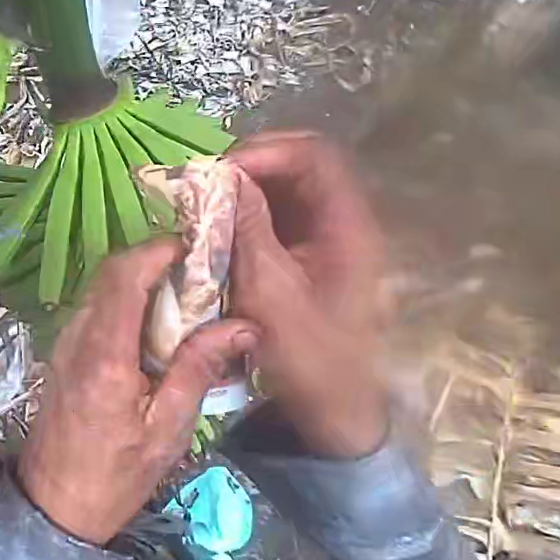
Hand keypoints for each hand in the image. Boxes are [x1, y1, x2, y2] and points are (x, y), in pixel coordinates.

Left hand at [18, 239, 257, 544]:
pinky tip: (152, 318)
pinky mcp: (64, 351)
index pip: (124, 278)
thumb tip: (242, 325)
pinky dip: (124, 296)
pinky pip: (95, 306)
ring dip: (138, 275)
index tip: (192, 248)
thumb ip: (198, 368)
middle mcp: (78, 337)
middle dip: (151, 257)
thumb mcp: (167, 429)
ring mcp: (65, 342)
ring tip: (179, 288)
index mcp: (105, 355)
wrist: (53, 506)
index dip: (156, 251)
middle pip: (110, 272)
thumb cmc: (116, 475)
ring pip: (100, 285)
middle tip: (193, 266)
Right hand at [227, 132, 388, 457]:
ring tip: (210, 203)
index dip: (266, 150)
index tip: (220, 171)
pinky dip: (252, 213)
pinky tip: (225, 227)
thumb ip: (246, 230)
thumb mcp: (269, 292)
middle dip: (253, 166)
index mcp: (349, 225)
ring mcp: (332, 236)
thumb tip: (221, 177)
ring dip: (249, 189)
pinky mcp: (316, 253)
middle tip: (210, 184)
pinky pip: (283, 215)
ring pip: (290, 188)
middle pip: (303, 165)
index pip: (315, 155)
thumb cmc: (310, 358)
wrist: (337, 409)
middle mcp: (346, 220)